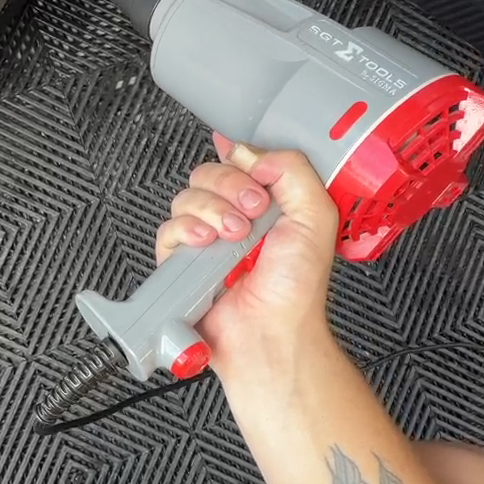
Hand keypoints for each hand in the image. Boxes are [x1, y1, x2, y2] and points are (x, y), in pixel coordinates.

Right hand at [153, 133, 342, 373]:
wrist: (269, 332)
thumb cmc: (295, 291)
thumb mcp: (316, 216)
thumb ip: (292, 170)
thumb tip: (250, 152)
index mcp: (267, 204)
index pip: (241, 160)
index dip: (244, 160)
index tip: (260, 180)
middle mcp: (234, 218)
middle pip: (208, 173)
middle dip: (229, 187)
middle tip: (251, 213)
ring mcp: (206, 240)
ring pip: (186, 197)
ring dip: (210, 211)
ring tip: (232, 237)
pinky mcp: (181, 262)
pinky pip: (167, 230)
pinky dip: (184, 231)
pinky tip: (205, 244)